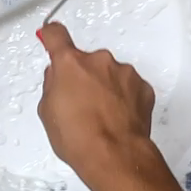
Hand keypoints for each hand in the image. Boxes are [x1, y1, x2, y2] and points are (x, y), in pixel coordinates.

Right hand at [36, 22, 165, 190]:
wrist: (115, 156)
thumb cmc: (78, 138)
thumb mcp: (47, 112)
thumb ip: (51, 86)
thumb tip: (57, 78)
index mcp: (70, 64)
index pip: (56, 35)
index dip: (51, 36)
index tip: (51, 35)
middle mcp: (99, 61)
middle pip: (86, 61)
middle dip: (83, 77)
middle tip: (80, 104)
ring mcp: (124, 72)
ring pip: (109, 74)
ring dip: (105, 88)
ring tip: (100, 116)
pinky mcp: (143, 87)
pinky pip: (129, 87)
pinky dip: (123, 98)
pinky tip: (116, 118)